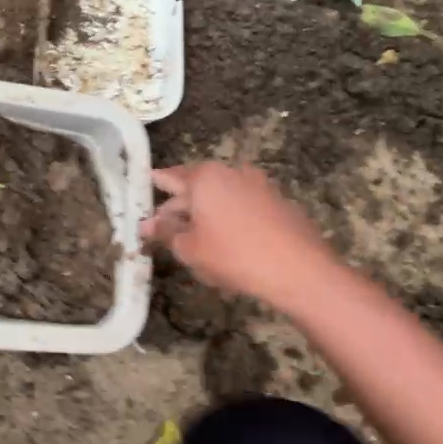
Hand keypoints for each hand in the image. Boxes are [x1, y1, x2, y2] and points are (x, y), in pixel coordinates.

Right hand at [142, 163, 341, 309]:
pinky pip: (244, 205)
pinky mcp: (279, 202)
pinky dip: (230, 217)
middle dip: (179, 206)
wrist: (301, 271)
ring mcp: (259, 185)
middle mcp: (231, 172)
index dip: (152, 186)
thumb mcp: (189, 249)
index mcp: (204, 177)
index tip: (141, 190)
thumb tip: (147, 225)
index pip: (168, 176)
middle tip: (164, 229)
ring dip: (206, 212)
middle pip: (195, 185)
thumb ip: (166, 233)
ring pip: (221, 195)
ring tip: (197, 239)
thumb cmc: (234, 256)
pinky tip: (229, 242)